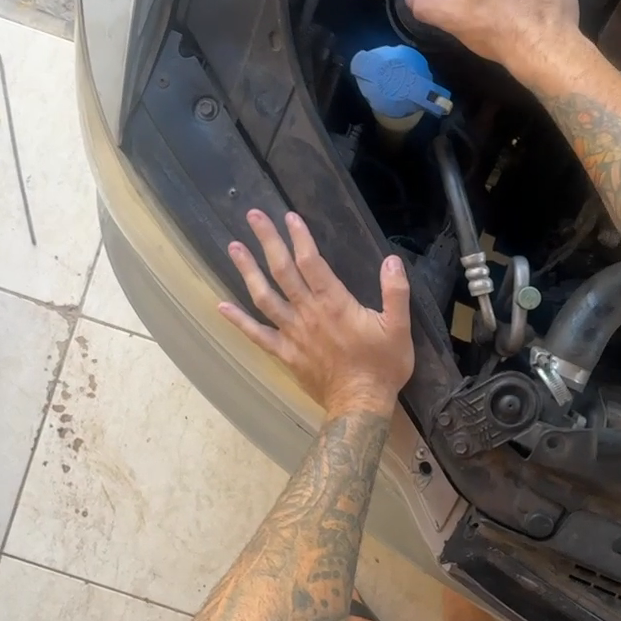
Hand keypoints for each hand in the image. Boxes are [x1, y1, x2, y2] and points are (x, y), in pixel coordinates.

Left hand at [218, 210, 413, 415]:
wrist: (360, 405)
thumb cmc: (382, 366)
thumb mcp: (399, 327)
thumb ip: (395, 292)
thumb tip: (391, 260)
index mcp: (334, 303)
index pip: (312, 263)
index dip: (300, 238)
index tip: (290, 216)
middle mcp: (308, 313)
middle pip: (283, 271)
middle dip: (268, 241)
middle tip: (253, 216)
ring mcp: (292, 333)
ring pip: (264, 297)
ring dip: (248, 271)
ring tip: (233, 247)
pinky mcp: (285, 353)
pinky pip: (257, 334)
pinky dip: (238, 320)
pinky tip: (221, 305)